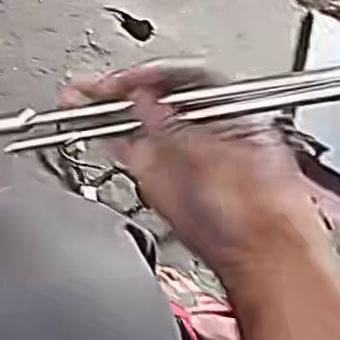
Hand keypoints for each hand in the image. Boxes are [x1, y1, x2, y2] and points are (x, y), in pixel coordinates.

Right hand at [61, 62, 325, 282]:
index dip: (150, 76)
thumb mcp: (216, 160)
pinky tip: (88, 124)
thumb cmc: (264, 215)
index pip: (183, 81)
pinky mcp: (159, 179)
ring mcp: (177, 155)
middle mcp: (200, 131)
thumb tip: (143, 99)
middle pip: (152, 98)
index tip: (122, 79)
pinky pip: (127, 149)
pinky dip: (106, 136)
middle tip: (88, 85)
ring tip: (75, 98)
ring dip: (103, 109)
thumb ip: (173, 127)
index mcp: (227, 116)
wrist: (259, 262)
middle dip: (117, 89)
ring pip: (134, 122)